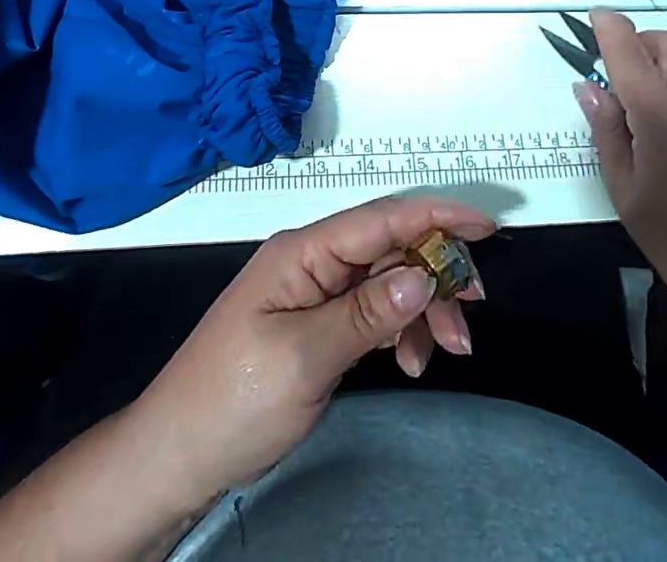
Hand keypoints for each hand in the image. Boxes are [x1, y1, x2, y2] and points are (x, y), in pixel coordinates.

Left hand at [127, 196, 494, 505]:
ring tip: (442, 354)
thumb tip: (422, 274)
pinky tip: (407, 361)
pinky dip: (398, 331)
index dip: (435, 216)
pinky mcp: (316, 322)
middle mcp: (309, 261)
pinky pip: (371, 312)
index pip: (379, 219)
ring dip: (421, 310)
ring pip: (386, 283)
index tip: (486, 226)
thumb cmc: (232, 399)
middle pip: (388, 249)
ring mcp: (312, 292)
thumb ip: (366, 312)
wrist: (180, 450)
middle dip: (434, 275)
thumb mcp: (304, 356)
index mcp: (301, 252)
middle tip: (471, 314)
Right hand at [575, 9, 666, 334]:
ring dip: (666, 59)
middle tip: (615, 71)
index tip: (595, 15)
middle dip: (643, 41)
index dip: (611, 30)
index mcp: (666, 118)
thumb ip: (606, 130)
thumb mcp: (623, 188)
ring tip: (640, 96)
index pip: (632, 54)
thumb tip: (590, 87)